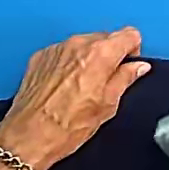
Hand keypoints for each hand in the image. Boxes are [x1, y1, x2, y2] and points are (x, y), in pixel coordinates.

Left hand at [0, 28, 151, 169]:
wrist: (30, 134)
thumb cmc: (66, 125)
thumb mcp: (107, 105)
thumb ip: (125, 79)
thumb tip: (137, 67)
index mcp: (100, 54)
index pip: (129, 34)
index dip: (133, 50)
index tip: (129, 64)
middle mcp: (78, 44)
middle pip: (105, 38)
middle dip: (109, 56)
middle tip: (106, 82)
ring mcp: (57, 48)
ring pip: (83, 44)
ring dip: (88, 59)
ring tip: (82, 88)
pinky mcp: (41, 56)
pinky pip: (63, 52)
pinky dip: (68, 63)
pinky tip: (65, 86)